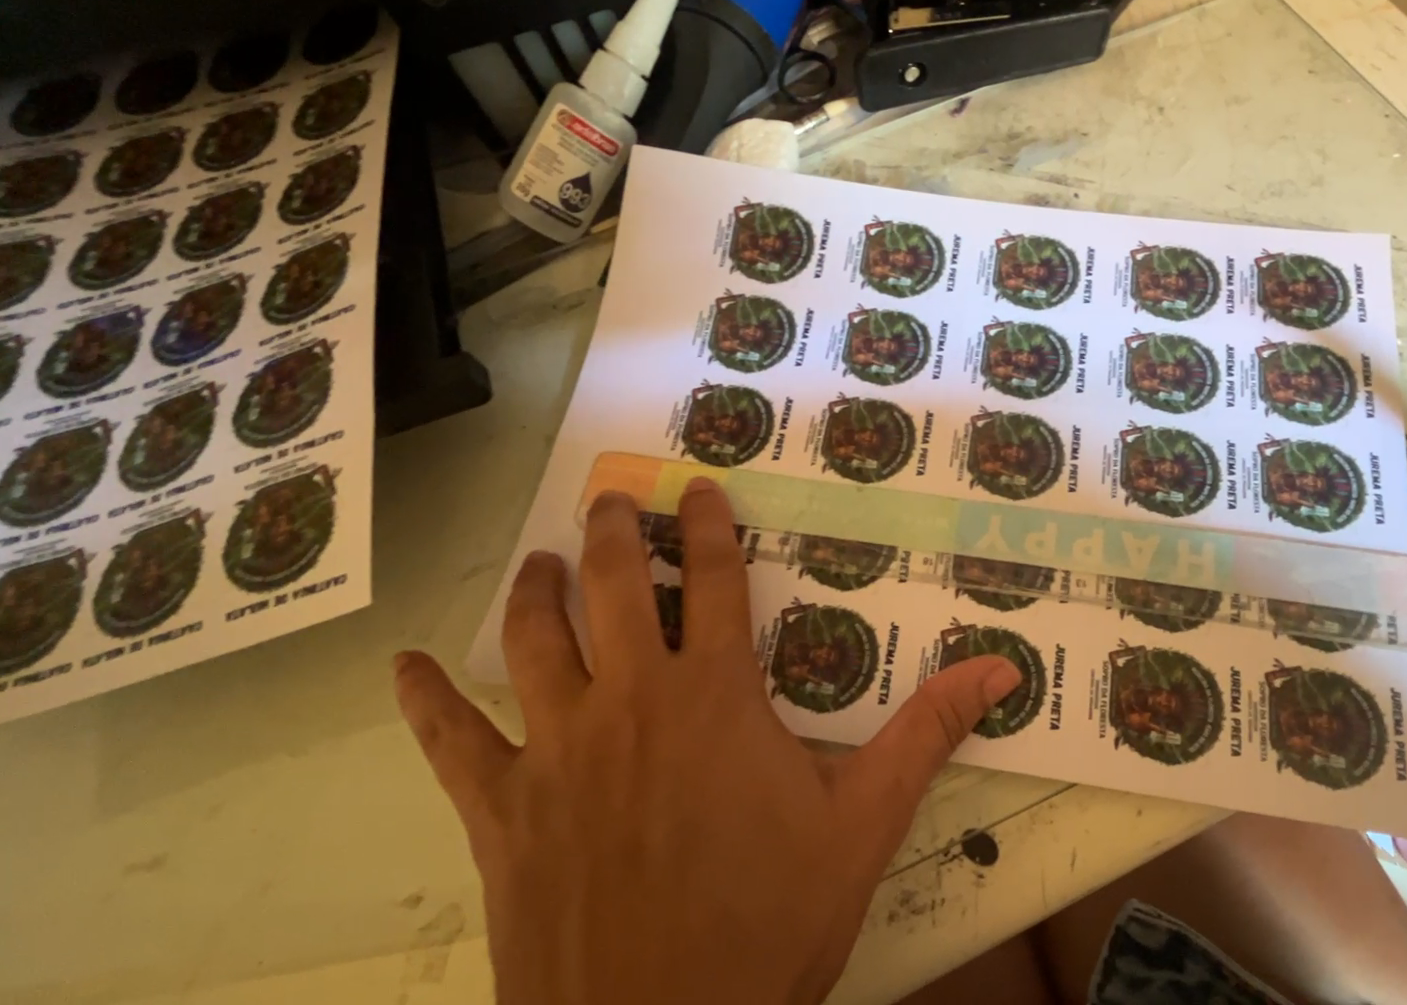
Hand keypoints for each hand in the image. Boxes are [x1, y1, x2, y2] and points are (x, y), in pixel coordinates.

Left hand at [393, 479, 1022, 1003]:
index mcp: (714, 696)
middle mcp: (631, 700)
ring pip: (535, 642)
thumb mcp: (865, 824)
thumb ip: (928, 734)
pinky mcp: (501, 810)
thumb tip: (1002, 667)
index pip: (717, 581)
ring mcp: (556, 750)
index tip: (697, 486)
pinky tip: (404, 665)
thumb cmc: (769, 920)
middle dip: (615, 533)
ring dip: (537, 591)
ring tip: (542, 561)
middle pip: (617, 587)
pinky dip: (426, 700)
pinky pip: (451, 742)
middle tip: (610, 499)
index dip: (709, 525)